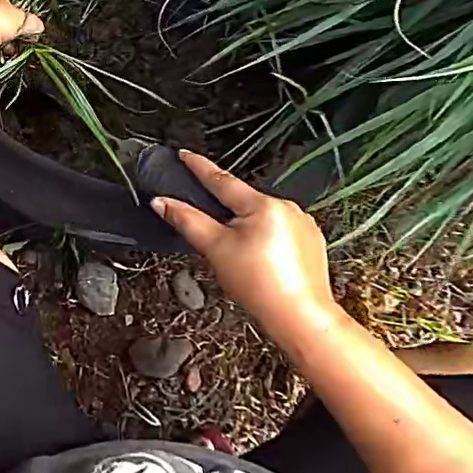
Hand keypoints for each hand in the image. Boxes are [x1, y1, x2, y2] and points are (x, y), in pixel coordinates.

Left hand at [0, 0, 43, 60]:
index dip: (21, 21)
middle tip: (18, 43)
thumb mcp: (20, 19)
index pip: (12, 9)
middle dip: (11, 35)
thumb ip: (30, 22)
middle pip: (1, 24)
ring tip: (7, 51)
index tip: (29, 32)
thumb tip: (38, 25)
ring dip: (1, 46)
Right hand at [150, 151, 342, 340]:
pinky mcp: (311, 241)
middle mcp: (286, 208)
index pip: (221, 180)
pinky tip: (260, 261)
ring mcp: (302, 224)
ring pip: (261, 217)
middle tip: (213, 236)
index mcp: (262, 205)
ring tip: (240, 258)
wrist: (300, 317)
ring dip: (246, 228)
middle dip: (224, 212)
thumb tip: (162, 202)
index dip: (199, 167)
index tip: (185, 155)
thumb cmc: (261, 286)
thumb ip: (186, 220)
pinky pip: (279, 230)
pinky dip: (265, 239)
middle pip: (242, 201)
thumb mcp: (215, 249)